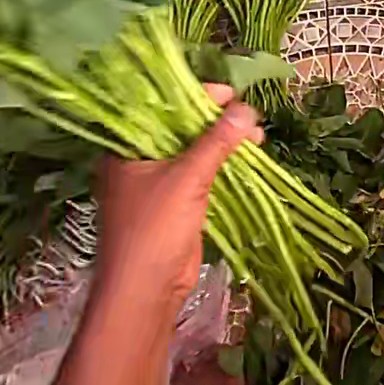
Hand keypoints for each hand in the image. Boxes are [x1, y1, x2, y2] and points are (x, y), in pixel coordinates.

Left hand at [94, 86, 262, 300]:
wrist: (145, 290)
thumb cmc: (155, 228)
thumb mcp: (188, 178)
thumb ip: (217, 142)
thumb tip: (247, 109)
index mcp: (126, 148)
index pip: (162, 108)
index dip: (196, 97)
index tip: (231, 94)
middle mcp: (139, 160)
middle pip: (182, 128)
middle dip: (218, 122)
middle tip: (250, 119)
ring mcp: (157, 182)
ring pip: (195, 151)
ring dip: (224, 144)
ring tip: (257, 138)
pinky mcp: (175, 202)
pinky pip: (201, 173)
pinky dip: (223, 165)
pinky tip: (246, 159)